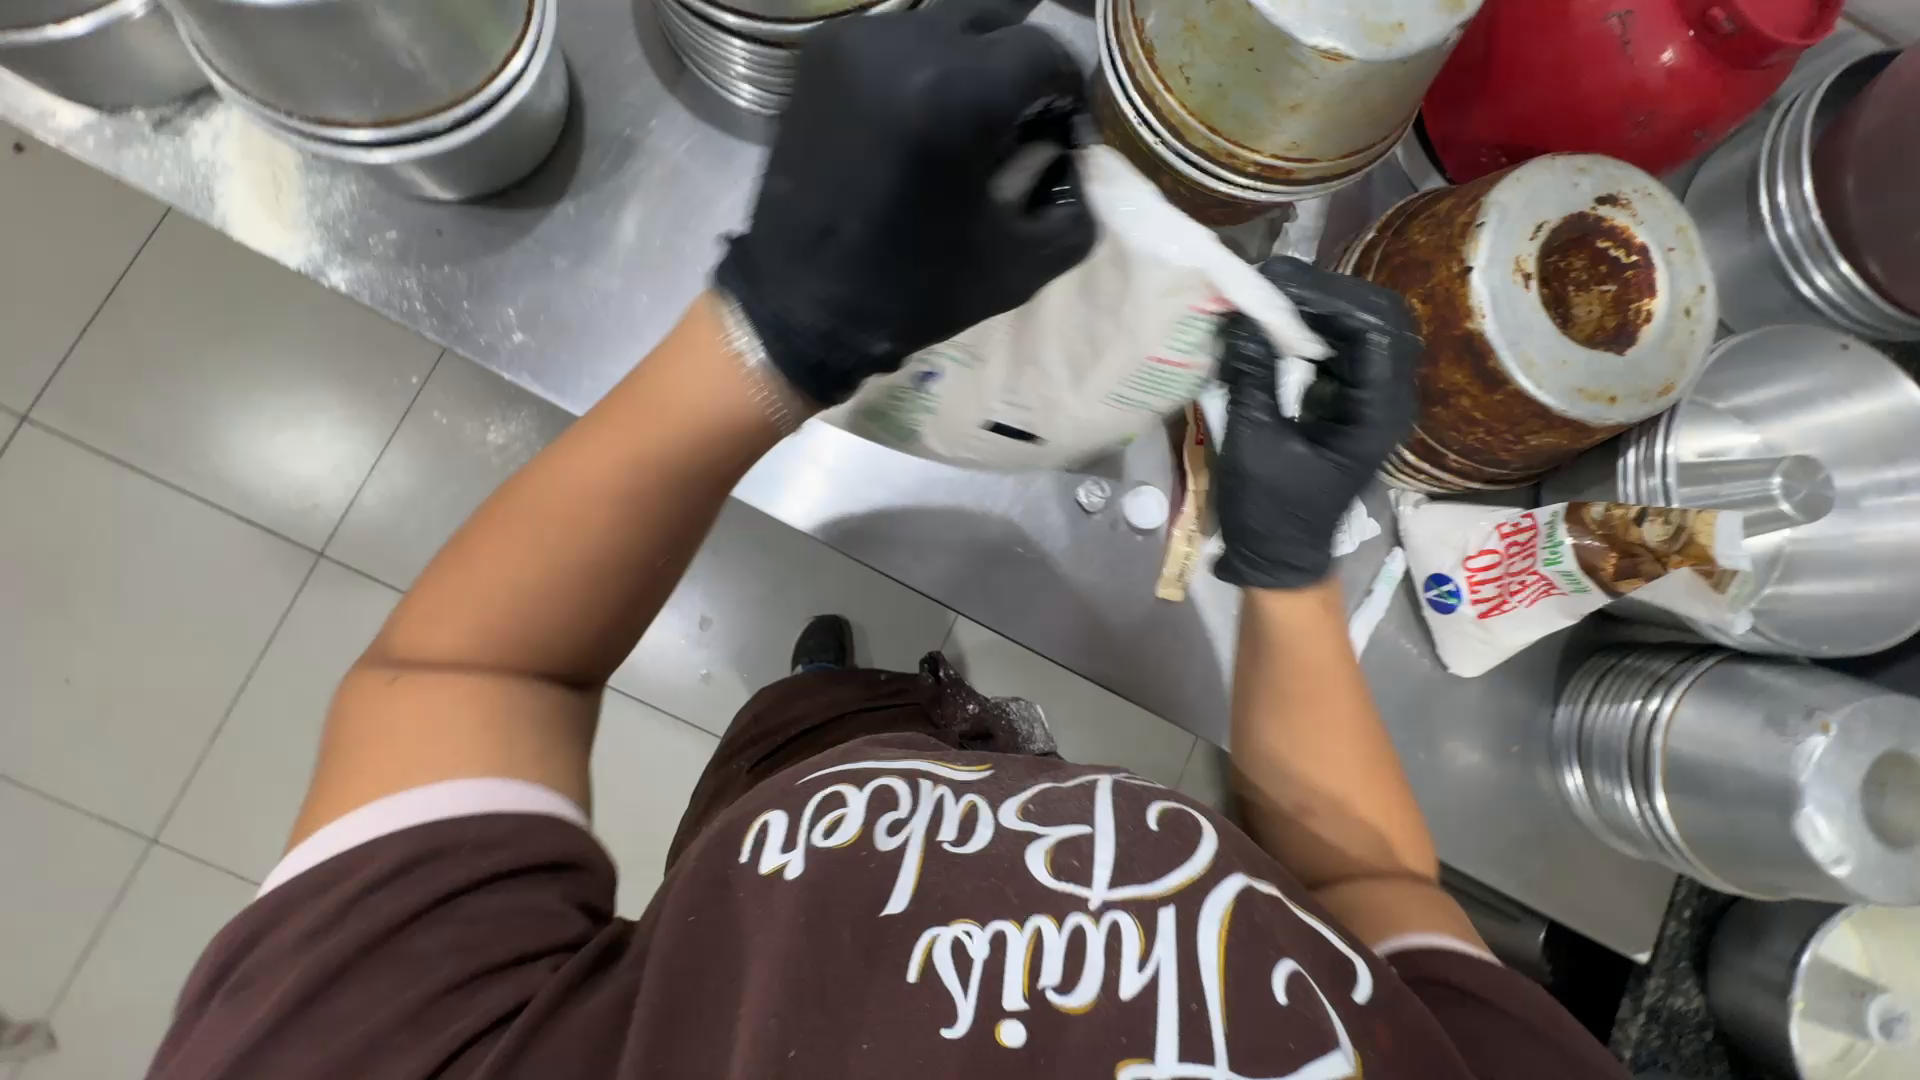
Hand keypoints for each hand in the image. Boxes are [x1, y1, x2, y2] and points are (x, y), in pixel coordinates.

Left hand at [713, 0, 1094, 406]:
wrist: (803, 307)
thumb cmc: (914, 295)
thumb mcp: (1019, 268)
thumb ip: (1076, 208)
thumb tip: (1082, 162)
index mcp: (957, 95)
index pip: (1046, 53)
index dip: (1069, 94)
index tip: (1065, 135)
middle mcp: (904, 42)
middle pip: (997, 17)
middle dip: (1022, 68)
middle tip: (1020, 122)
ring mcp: (854, 41)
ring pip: (944, 22)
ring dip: (972, 64)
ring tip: (966, 126)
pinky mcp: (820, 52)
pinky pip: (895, 40)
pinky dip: (922, 71)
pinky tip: (918, 125)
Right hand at [1213, 257, 1419, 589]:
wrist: (1279, 555)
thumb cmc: (1269, 509)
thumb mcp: (1254, 441)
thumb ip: (1252, 375)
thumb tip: (1239, 317)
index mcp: (1378, 411)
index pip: (1373, 327)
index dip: (1326, 295)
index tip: (1272, 281)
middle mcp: (1388, 398)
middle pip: (1377, 319)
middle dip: (1325, 294)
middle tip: (1269, 285)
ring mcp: (1371, 400)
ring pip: (1361, 330)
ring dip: (1317, 310)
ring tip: (1267, 299)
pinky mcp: (1349, 404)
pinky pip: (1340, 352)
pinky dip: (1310, 333)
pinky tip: (1275, 327)